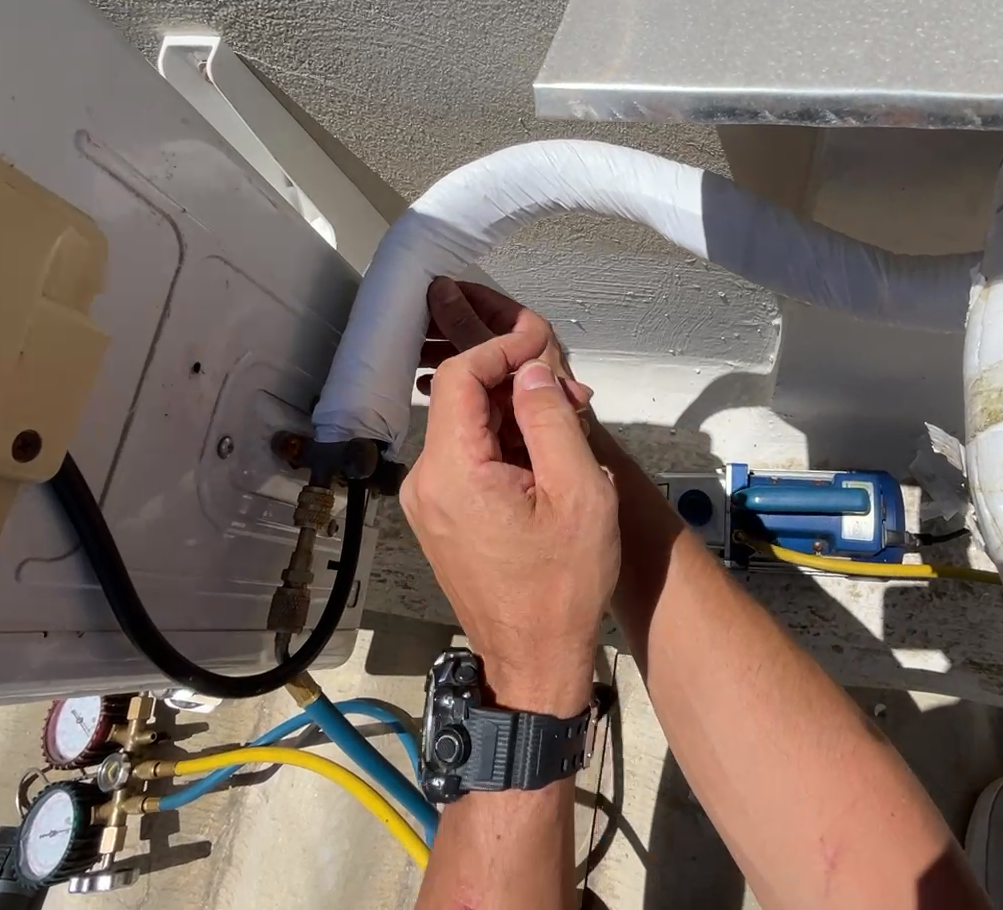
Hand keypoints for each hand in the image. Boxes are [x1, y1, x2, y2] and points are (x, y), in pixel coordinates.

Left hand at [401, 280, 616, 713]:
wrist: (535, 662)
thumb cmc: (563, 584)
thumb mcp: (577, 493)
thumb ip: (550, 420)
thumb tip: (530, 370)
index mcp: (451, 472)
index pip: (461, 378)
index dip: (502, 349)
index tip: (541, 340)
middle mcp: (425, 481)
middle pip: (463, 403)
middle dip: (518, 386)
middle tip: (574, 394)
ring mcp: (428, 503)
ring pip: (469, 431)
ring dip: (516, 417)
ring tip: (570, 425)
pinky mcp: (441, 519)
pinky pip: (470, 461)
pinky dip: (506, 446)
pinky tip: (547, 456)